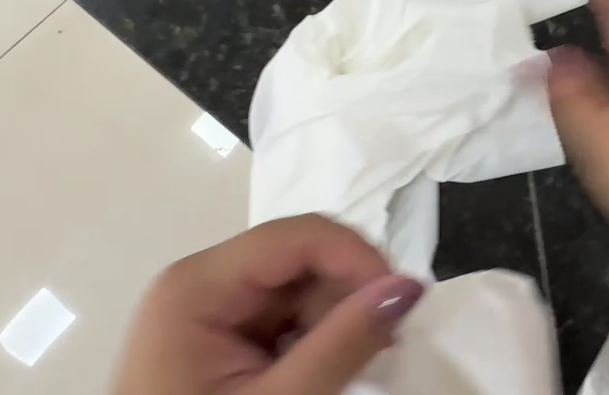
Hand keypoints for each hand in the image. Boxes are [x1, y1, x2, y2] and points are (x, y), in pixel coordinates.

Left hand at [112, 215, 423, 394]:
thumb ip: (342, 345)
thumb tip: (410, 285)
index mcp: (197, 285)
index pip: (300, 236)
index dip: (358, 258)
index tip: (402, 301)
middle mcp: (203, 281)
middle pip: (303, 260)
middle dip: (347, 299)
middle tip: (380, 349)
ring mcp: (211, 308)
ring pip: (303, 287)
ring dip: (336, 323)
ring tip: (343, 371)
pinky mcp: (222, 336)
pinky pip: (287, 316)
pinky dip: (316, 339)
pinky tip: (320, 373)